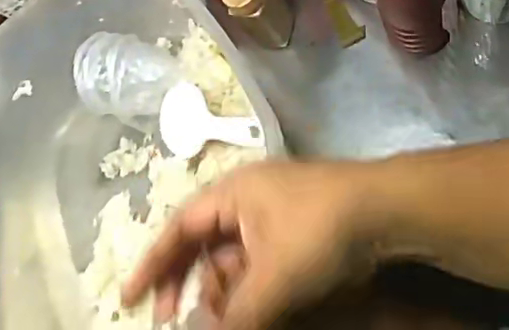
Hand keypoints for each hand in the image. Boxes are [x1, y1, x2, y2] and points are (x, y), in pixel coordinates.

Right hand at [124, 161, 379, 329]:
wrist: (382, 209)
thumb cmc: (317, 231)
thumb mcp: (270, 281)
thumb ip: (231, 320)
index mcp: (235, 192)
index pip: (180, 225)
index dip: (153, 261)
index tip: (127, 298)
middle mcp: (250, 195)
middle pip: (203, 240)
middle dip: (187, 283)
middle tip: (172, 322)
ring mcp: (275, 210)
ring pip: (231, 254)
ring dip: (221, 290)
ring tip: (227, 317)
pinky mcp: (296, 227)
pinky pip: (256, 257)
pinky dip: (247, 286)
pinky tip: (253, 310)